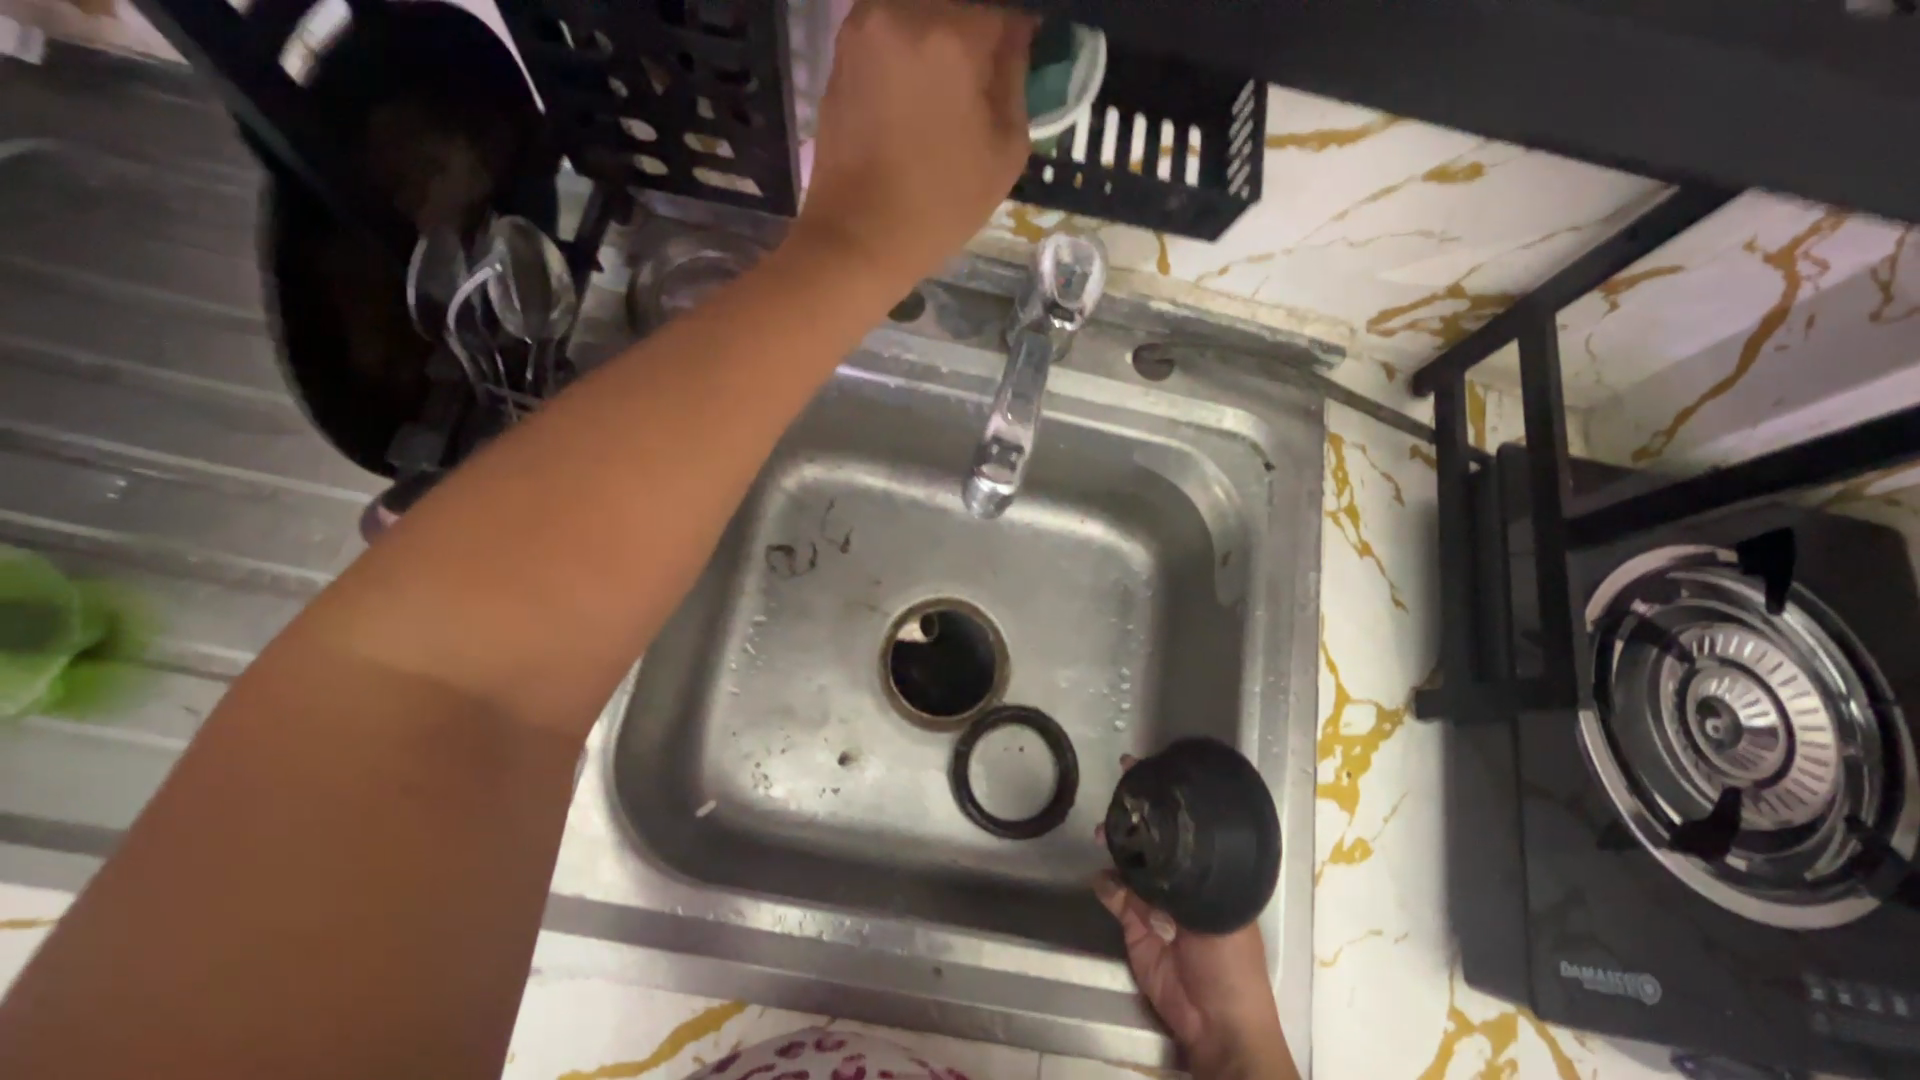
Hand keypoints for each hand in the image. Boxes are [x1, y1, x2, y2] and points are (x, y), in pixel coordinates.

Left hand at [792, 0, 1035, 287]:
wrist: (858, 236)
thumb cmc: (940, 205)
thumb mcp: (1005, 150)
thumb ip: (1016, 79)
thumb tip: (1016, 41)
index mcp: (952, 35)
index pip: (1003, 12)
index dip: (1017, 36)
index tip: (1021, 58)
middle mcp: (903, 12)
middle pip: (957, 4)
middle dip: (976, 31)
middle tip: (984, 74)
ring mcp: (864, 28)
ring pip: (919, 10)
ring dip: (940, 32)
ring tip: (949, 83)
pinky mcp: (841, 51)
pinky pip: (888, 28)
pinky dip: (907, 46)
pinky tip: (916, 89)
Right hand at [1094, 761, 1295, 1079]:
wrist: (1215, 1022)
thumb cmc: (1233, 967)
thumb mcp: (1223, 917)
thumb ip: (1191, 886)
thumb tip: (1165, 857)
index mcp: (1211, 877)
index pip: (1189, 833)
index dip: (1171, 806)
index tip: (1153, 775)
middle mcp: (1183, 884)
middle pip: (1157, 844)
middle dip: (1139, 819)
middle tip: (1120, 795)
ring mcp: (1156, 903)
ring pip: (1132, 865)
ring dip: (1117, 847)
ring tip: (1102, 833)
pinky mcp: (1133, 925)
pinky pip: (1115, 896)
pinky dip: (1107, 885)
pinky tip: (1103, 879)